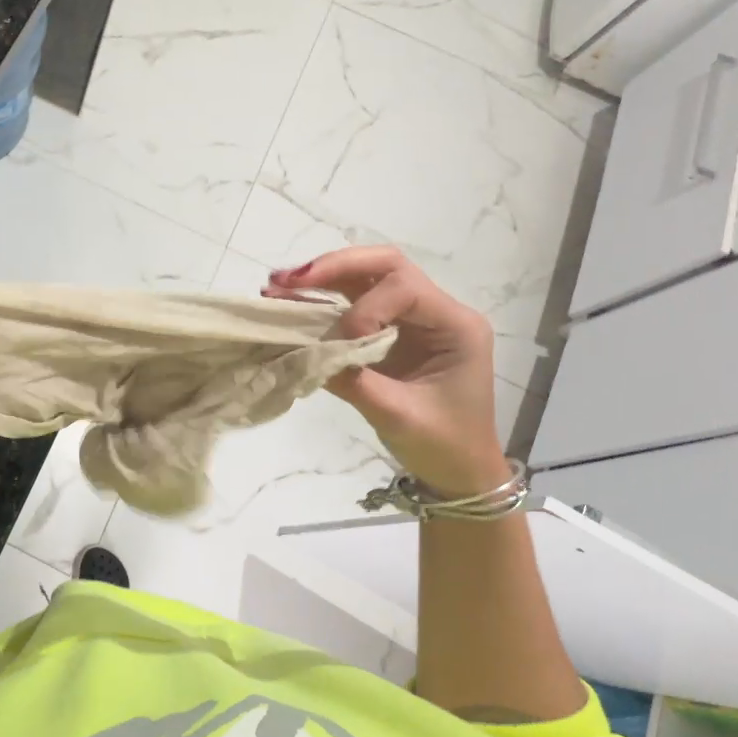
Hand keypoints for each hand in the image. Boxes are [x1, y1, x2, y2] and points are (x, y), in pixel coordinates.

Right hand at [264, 247, 508, 497]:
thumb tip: (308, 355)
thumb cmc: (443, 444)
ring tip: (278, 286)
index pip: (404, 287)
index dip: (366, 307)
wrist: (459, 472)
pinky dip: (323, 300)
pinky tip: (291, 303)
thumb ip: (356, 382)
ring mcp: (412, 319)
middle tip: (289, 280)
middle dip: (335, 267)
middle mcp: (436, 311)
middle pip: (385, 264)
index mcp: (455, 326)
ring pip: (366, 277)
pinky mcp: (391, 331)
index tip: (342, 341)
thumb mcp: (400, 416)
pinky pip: (355, 303)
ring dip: (322, 278)